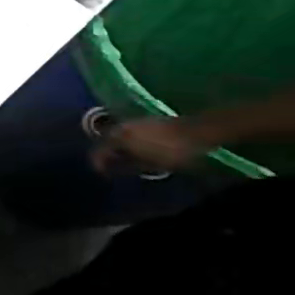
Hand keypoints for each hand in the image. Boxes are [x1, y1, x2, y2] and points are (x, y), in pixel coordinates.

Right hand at [91, 115, 216, 174]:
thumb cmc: (172, 152)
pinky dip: (128, 141)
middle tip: (112, 165)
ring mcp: (131, 122)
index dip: (98, 163)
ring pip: (116, 136)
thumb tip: (110, 169)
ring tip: (125, 158)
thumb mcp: (150, 165)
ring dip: (117, 146)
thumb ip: (127, 166)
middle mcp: (120, 128)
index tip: (102, 173)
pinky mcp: (143, 120)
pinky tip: (137, 149)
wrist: (196, 132)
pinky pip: (127, 132)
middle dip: (107, 153)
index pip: (98, 151)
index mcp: (117, 139)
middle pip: (106, 141)